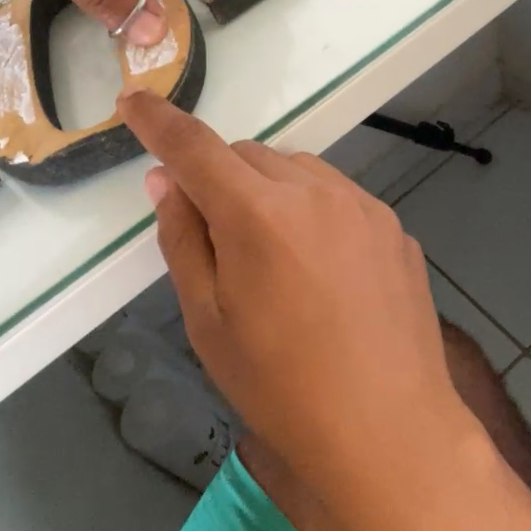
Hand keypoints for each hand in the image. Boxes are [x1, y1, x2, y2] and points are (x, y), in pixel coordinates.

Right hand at [117, 88, 465, 483]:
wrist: (387, 428)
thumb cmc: (281, 386)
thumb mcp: (209, 321)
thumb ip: (184, 240)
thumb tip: (166, 181)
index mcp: (259, 213)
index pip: (196, 148)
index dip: (158, 122)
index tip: (134, 102)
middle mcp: (317, 192)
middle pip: (251, 156)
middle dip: (222, 179)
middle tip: (219, 239)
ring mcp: (365, 207)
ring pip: (301, 173)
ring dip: (273, 193)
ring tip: (277, 262)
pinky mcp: (396, 230)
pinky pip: (342, 201)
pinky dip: (318, 215)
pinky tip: (327, 276)